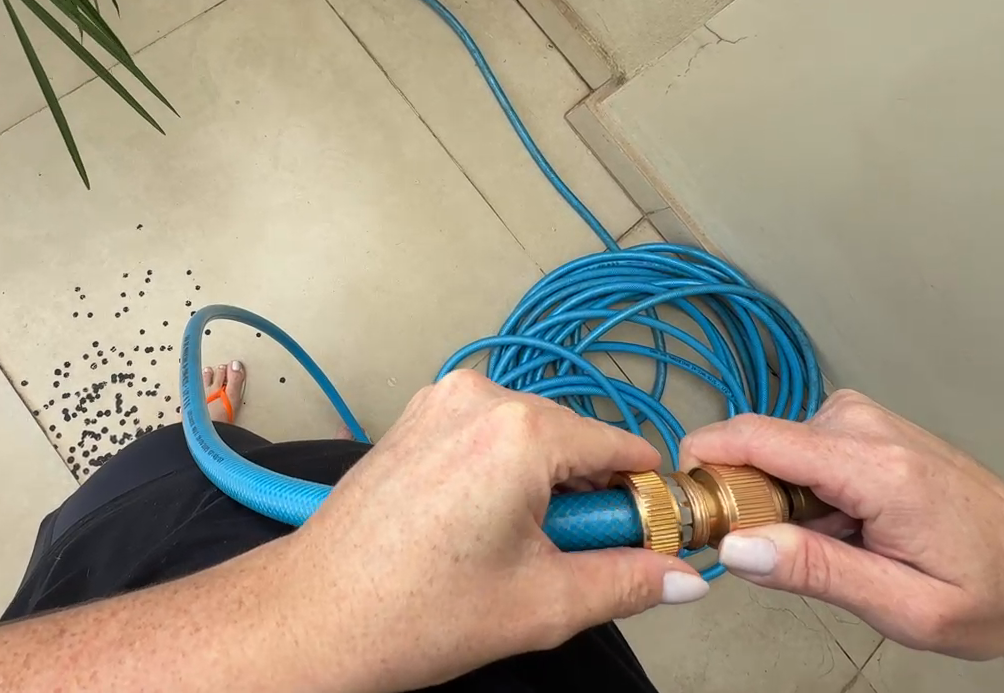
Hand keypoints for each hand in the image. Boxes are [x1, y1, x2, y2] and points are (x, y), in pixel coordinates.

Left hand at [282, 370, 708, 691]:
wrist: (319, 609)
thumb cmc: (418, 608)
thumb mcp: (542, 603)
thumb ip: (627, 582)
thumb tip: (684, 578)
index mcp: (519, 430)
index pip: (618, 444)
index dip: (644, 492)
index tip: (654, 530)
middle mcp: (480, 394)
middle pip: (571, 436)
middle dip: (587, 491)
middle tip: (573, 554)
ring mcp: (441, 396)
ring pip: (528, 432)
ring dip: (543, 479)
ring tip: (516, 542)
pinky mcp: (418, 411)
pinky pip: (486, 428)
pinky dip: (502, 464)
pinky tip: (482, 517)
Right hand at [681, 389, 1003, 658]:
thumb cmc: (990, 595)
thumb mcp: (906, 608)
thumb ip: (816, 573)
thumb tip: (734, 547)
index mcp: (875, 466)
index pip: (756, 437)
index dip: (704, 460)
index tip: (686, 503)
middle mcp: (862, 422)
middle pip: (759, 443)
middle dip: (749, 494)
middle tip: (782, 553)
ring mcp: (861, 413)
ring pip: (774, 445)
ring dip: (779, 493)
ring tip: (832, 539)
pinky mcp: (859, 416)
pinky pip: (797, 442)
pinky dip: (799, 480)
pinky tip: (842, 515)